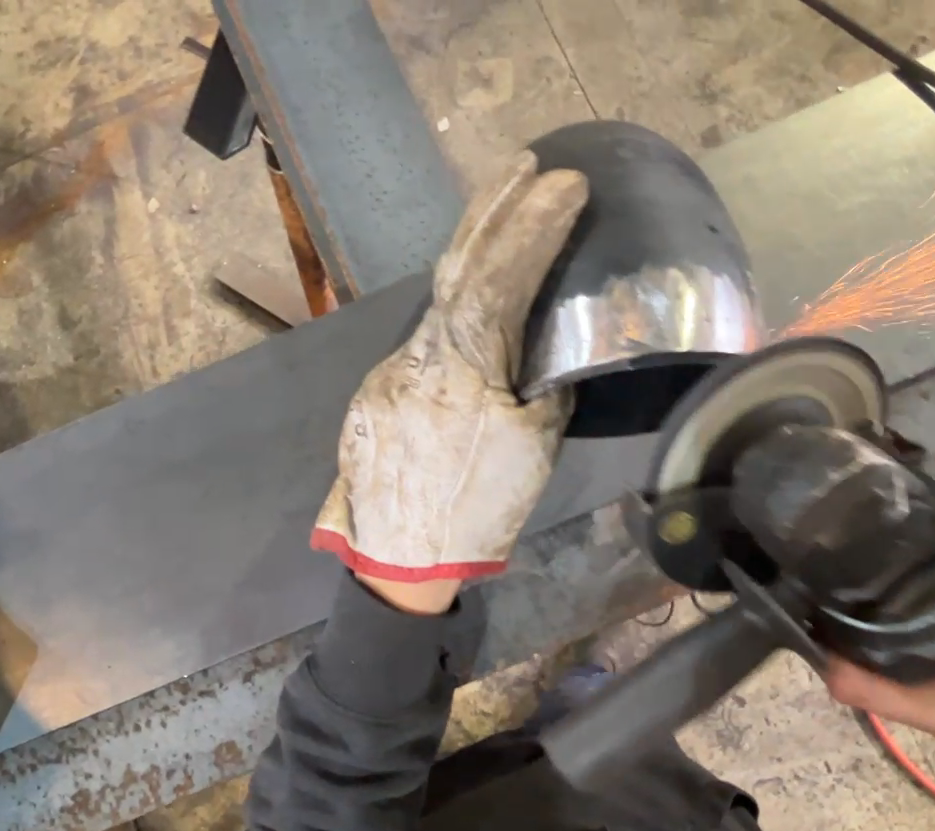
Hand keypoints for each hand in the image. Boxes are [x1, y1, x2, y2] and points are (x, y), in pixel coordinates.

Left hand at [311, 151, 588, 612]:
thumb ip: (542, 386)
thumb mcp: (534, 449)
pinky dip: (446, 313)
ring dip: (470, 257)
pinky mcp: (368, 394)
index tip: (566, 183)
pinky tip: (466, 299)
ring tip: (502, 214)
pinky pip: (415, 342)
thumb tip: (544, 348)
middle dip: (493, 211)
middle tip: (525, 165)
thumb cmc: (478, 512)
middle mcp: (414, 359)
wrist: (403, 562)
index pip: (500, 280)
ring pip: (432, 305)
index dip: (534, 228)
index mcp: (461, 373)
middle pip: (454, 269)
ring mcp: (384, 374)